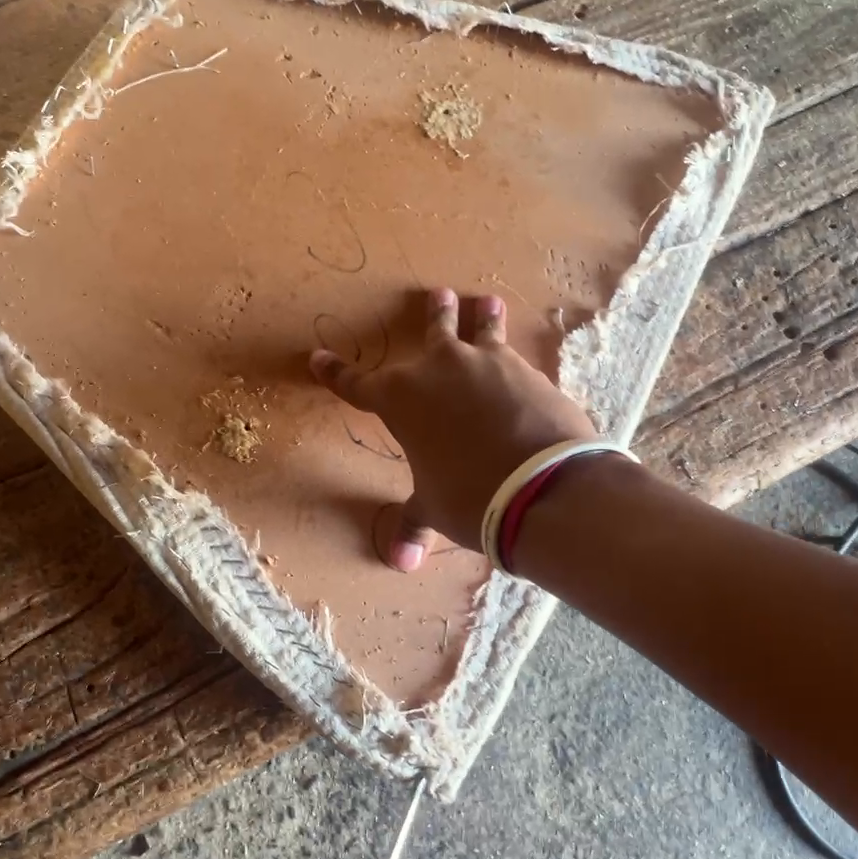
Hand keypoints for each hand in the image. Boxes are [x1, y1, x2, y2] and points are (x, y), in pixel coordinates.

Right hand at [309, 288, 594, 571]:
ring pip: (483, 329)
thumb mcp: (434, 510)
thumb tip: (400, 563)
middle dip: (434, 313)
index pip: (355, 383)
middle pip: (434, 330)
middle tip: (438, 295)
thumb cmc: (468, 496)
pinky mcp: (529, 373)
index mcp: (401, 398)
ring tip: (487, 301)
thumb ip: (414, 525)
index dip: (334, 373)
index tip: (318, 357)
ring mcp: (489, 364)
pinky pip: (518, 360)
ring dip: (483, 316)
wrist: (539, 487)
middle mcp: (442, 369)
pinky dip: (517, 363)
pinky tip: (526, 368)